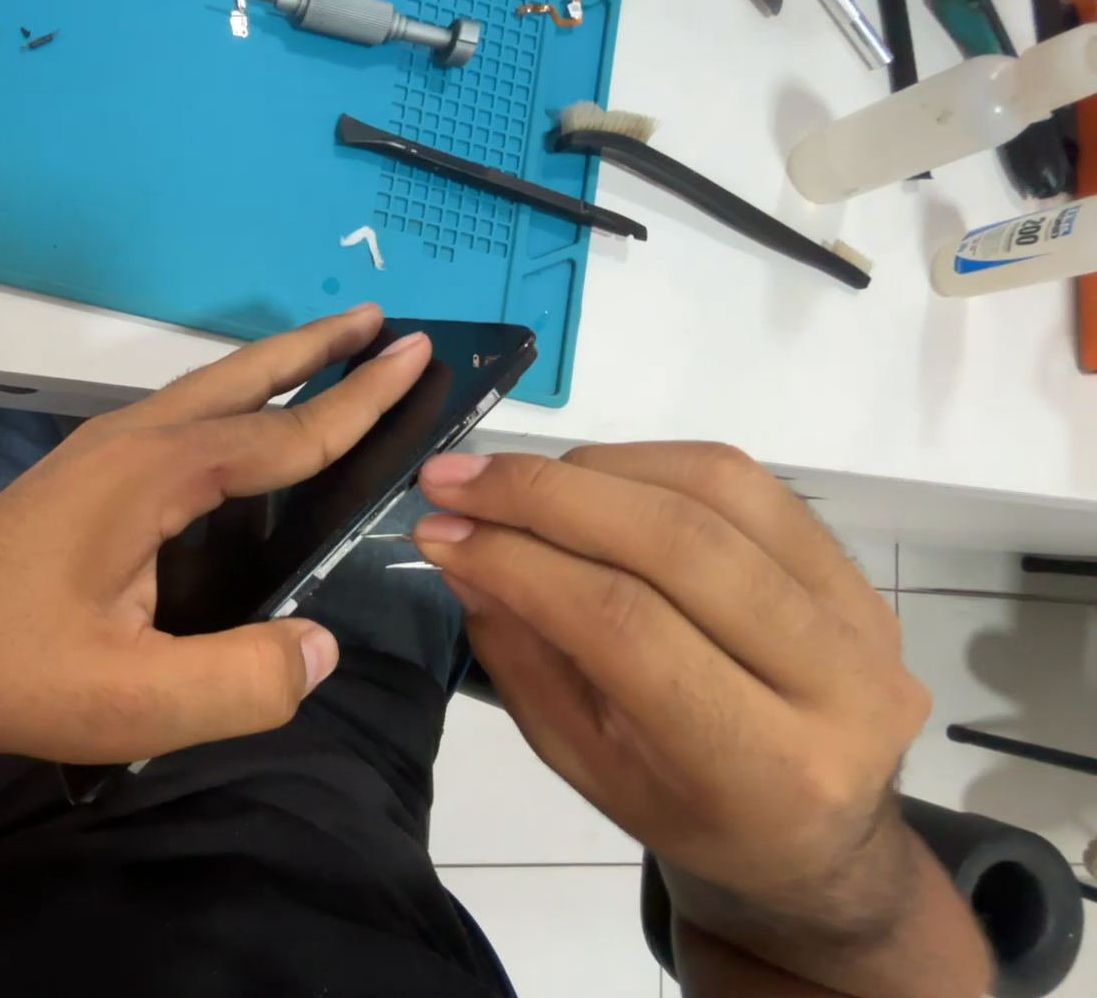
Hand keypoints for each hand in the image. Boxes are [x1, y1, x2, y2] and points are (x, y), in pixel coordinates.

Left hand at [0, 304, 432, 764]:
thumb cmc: (2, 671)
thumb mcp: (129, 703)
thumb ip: (240, 682)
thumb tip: (319, 646)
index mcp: (149, 478)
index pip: (280, 435)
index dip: (357, 404)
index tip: (418, 359)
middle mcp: (127, 443)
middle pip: (240, 381)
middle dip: (316, 350)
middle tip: (382, 324)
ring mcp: (97, 454)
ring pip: (203, 395)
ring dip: (270, 374)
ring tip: (327, 364)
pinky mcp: (81, 477)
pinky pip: (176, 425)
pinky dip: (230, 413)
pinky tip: (242, 442)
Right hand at [410, 444, 930, 930]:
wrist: (813, 829)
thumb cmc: (672, 801)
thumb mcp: (571, 751)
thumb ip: (516, 650)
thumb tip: (459, 549)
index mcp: (758, 762)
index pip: (623, 623)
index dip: (515, 560)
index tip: (434, 531)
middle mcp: (835, 679)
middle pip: (674, 541)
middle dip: (539, 494)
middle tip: (449, 479)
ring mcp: (858, 612)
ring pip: (710, 490)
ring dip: (581, 470)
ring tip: (504, 482)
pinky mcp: (852, 567)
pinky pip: (737, 479)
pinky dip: (634, 462)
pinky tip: (574, 478)